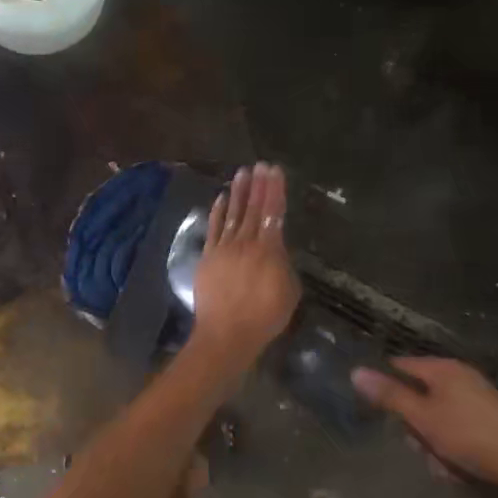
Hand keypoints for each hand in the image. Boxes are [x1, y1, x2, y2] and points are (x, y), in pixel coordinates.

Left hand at [191, 163, 299, 352]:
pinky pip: (214, 229)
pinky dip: (218, 212)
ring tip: (242, 173)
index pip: (273, 213)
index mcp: (269, 250)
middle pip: (253, 209)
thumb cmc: (265, 317)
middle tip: (260, 165)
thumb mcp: (288, 291)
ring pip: (233, 214)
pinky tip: (221, 198)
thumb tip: (277, 250)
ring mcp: (224, 248)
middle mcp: (245, 243)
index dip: (274, 191)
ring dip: (238, 193)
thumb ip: (282, 264)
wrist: (227, 333)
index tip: (274, 171)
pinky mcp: (208, 256)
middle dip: (258, 186)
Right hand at [351, 357, 497, 495]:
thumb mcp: (422, 418)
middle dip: (414, 425)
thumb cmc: (469, 437)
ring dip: (433, 443)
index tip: (378, 410)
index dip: (386, 386)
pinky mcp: (492, 420)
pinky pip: (458, 429)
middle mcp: (461, 377)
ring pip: (438, 418)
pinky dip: (453, 447)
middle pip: (419, 396)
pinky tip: (458, 468)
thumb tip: (355, 371)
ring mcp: (479, 398)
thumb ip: (389, 395)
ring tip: (442, 466)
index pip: (400, 366)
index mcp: (443, 369)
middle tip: (418, 447)